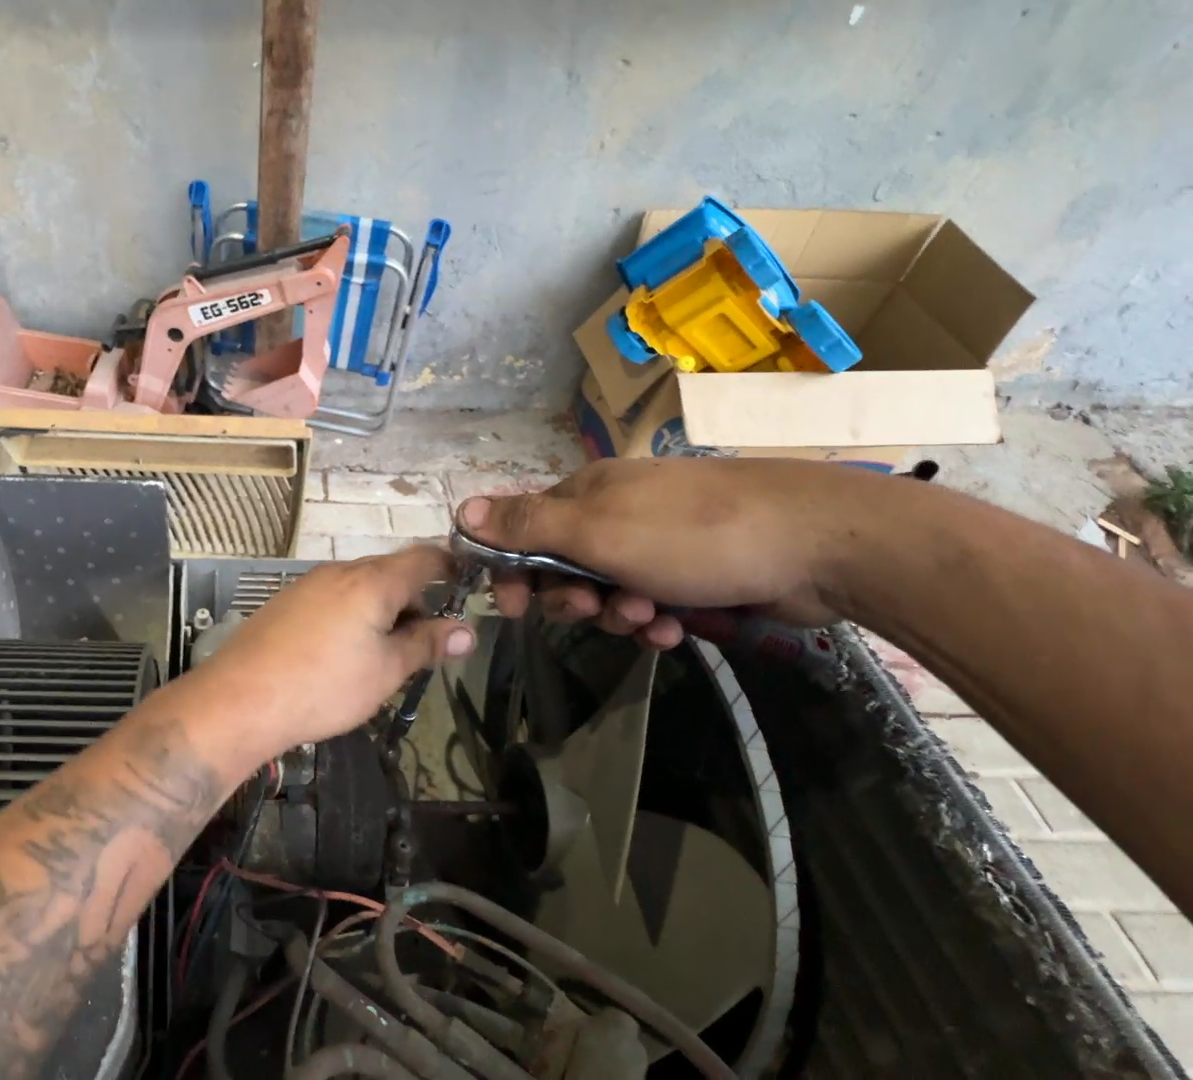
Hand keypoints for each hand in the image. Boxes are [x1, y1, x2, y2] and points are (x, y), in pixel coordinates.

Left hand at [186, 546, 473, 753]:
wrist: (240, 699)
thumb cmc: (324, 686)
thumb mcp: (386, 671)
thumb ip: (426, 645)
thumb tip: (466, 631)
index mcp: (372, 581)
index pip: (423, 557)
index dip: (450, 567)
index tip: (466, 588)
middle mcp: (338, 572)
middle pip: (389, 574)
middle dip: (413, 602)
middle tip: (423, 645)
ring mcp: (306, 586)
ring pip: (358, 589)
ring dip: (380, 613)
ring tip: (382, 658)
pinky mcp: (284, 604)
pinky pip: (330, 601)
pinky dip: (349, 617)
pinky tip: (341, 656)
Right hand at [458, 458, 867, 647]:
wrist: (817, 543)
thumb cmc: (692, 534)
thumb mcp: (597, 530)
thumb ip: (527, 524)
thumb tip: (461, 509)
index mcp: (588, 493)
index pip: (523, 530)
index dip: (513, 570)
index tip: (514, 608)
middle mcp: (617, 512)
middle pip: (563, 567)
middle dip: (575, 599)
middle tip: (599, 610)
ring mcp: (658, 541)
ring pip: (607, 592)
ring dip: (619, 615)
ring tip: (651, 619)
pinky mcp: (694, 570)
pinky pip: (651, 603)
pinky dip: (655, 621)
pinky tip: (674, 630)